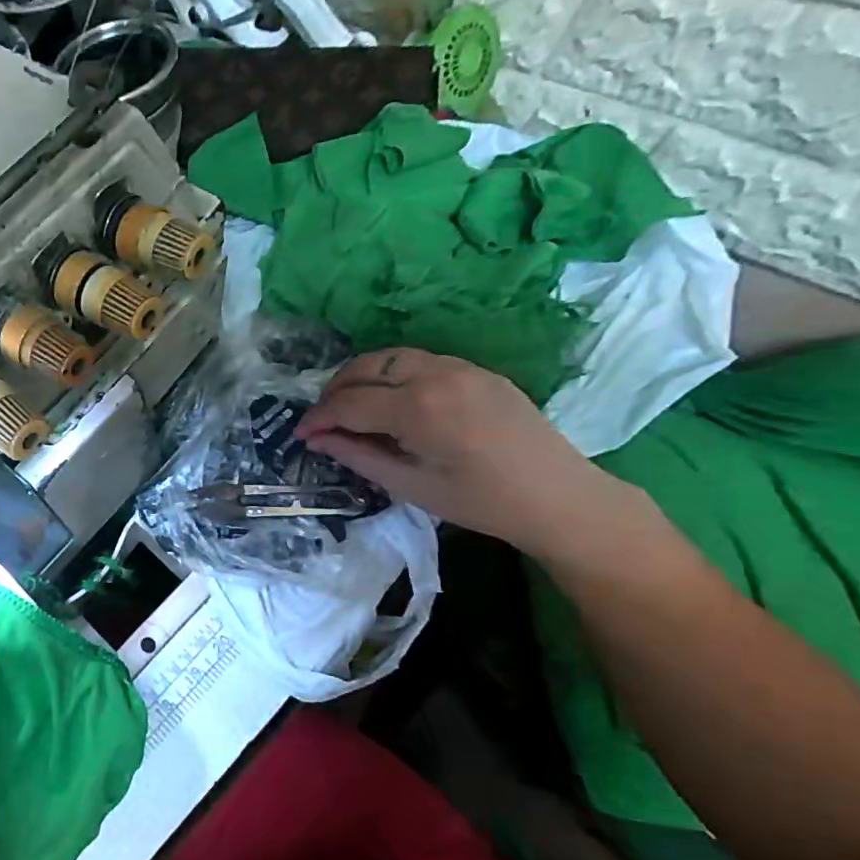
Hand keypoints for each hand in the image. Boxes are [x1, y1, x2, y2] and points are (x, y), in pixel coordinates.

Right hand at [296, 348, 641, 559]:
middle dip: (334, 390)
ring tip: (349, 408)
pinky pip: (420, 361)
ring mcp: (461, 367)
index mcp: (419, 408)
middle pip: (365, 367)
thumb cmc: (480, 502)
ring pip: (392, 357)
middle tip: (321, 420)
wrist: (558, 497)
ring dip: (362, 377)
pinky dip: (392, 374)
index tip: (300, 435)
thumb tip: (316, 440)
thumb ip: (357, 455)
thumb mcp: (409, 485)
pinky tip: (389, 402)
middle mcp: (437, 374)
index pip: (349, 402)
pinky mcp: (478, 370)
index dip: (318, 418)